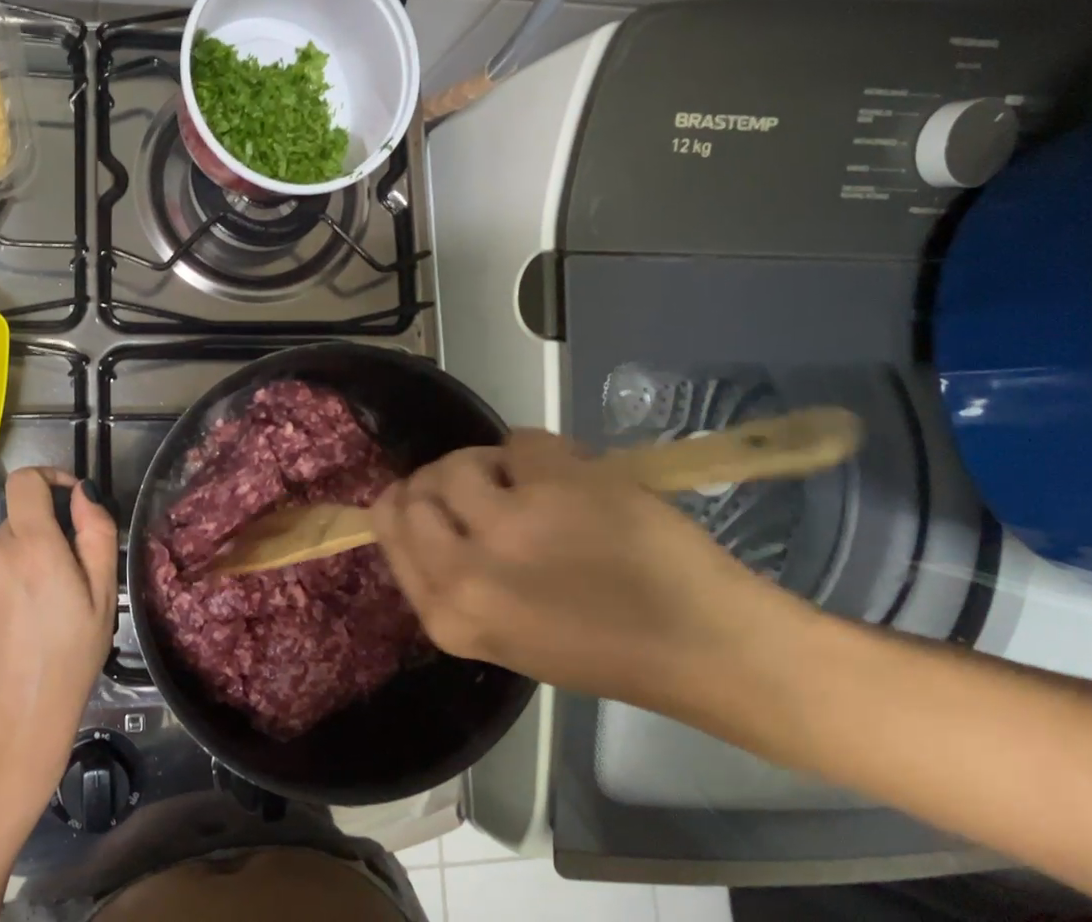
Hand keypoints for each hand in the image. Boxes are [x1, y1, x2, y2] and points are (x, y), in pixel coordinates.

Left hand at [0, 467, 116, 809]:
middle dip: (44, 538)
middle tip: (67, 583)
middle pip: (19, 521)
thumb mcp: (101, 596)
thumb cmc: (69, 660)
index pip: (25, 480)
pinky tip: (13, 627)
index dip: (49, 478)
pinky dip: (0, 586)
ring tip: (40, 614)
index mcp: (32, 546)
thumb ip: (96, 533)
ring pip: (1, 551)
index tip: (69, 500)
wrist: (13, 723)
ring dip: (22, 565)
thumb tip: (83, 492)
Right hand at [371, 429, 796, 704]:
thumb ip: (449, 579)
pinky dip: (539, 453)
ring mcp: (511, 522)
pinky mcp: (559, 484)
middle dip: (443, 482)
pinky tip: (570, 481)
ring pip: (460, 463)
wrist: (702, 644)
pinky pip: (519, 440)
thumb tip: (420, 512)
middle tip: (484, 491)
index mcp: (447, 615)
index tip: (427, 499)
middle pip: (415, 489)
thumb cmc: (601, 651)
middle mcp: (464, 570)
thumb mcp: (498, 635)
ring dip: (490, 465)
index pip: (389, 527)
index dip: (405, 503)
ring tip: (531, 487)